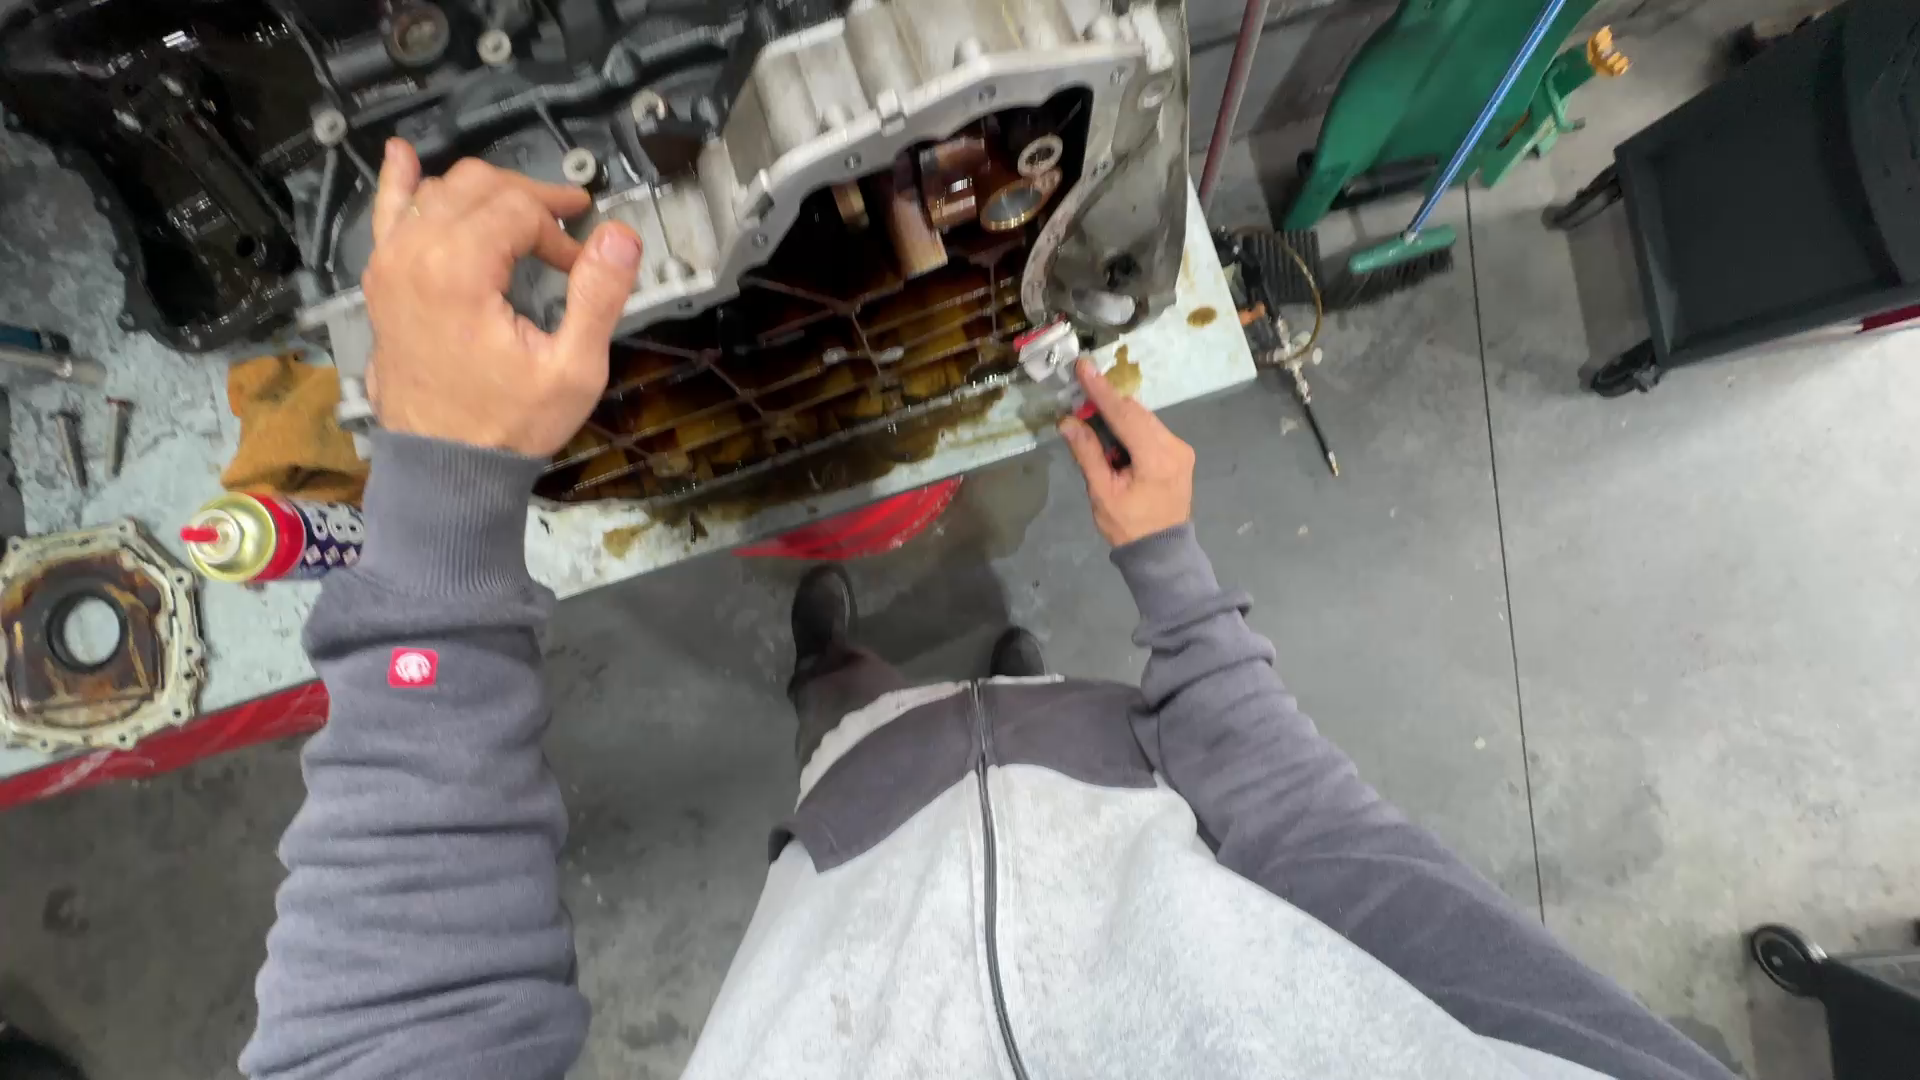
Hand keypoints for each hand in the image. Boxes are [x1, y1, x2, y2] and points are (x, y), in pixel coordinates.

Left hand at [360, 139, 642, 457]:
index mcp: (458, 271)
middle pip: (476, 186)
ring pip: (438, 191)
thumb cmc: (513, 422)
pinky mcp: (382, 281)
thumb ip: (598, 298)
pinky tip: (405, 158)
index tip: (584, 267)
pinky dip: (404, 184)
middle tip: (572, 227)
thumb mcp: (574, 370)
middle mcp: (412, 253)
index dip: (560, 231)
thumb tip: (622, 237)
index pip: (517, 209)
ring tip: (528, 214)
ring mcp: (388, 264)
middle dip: (531, 199)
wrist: (448, 465)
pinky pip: (390, 214)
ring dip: (489, 194)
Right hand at [1058, 356, 1194, 546]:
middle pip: (1136, 413)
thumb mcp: (1102, 492)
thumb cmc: (1128, 526)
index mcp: (1156, 458)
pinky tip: (1113, 435)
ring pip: (1144, 419)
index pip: (1125, 415)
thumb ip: (1087, 454)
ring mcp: (1181, 449)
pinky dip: (1130, 427)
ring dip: (1118, 415)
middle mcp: (1175, 447)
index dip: (1101, 391)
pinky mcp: (1179, 453)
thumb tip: (1068, 422)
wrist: (1161, 550)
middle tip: (1079, 394)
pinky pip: (1151, 430)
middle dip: (1107, 402)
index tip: (1084, 367)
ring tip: (1091, 417)